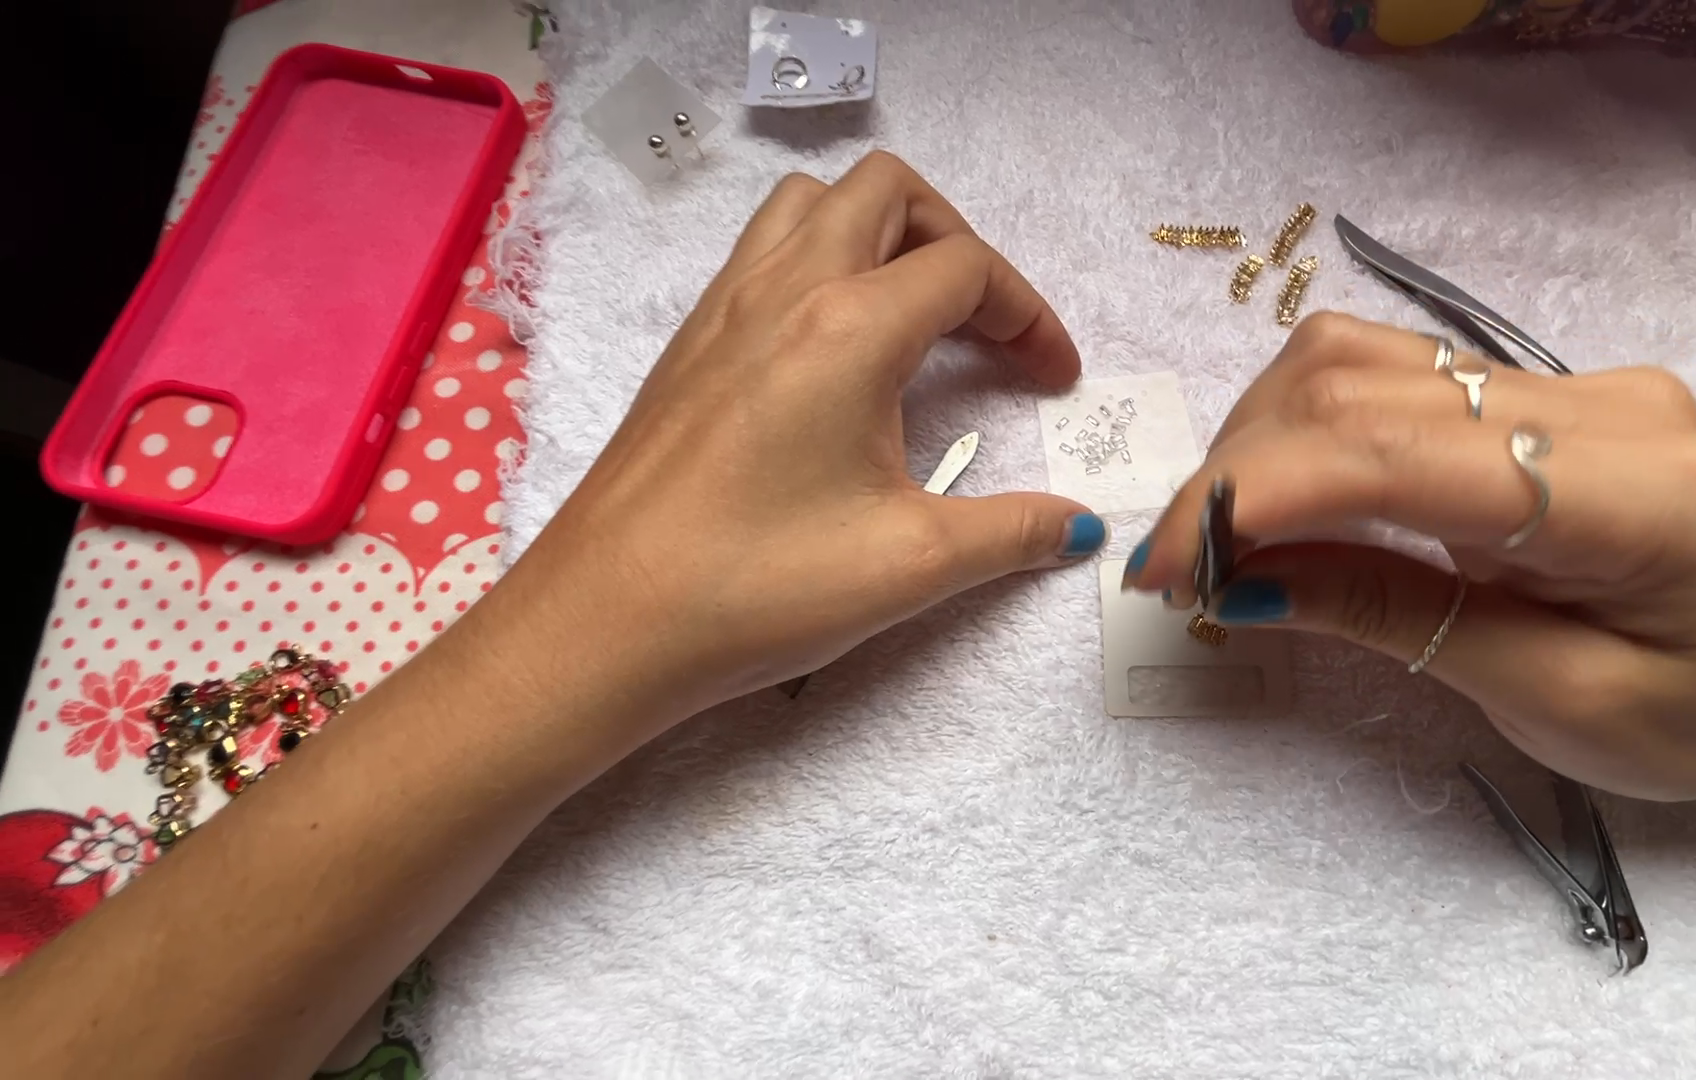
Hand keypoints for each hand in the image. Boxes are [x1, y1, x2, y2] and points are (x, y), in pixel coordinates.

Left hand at [486, 152, 1103, 724]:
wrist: (604, 624)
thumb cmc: (760, 588)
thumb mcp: (912, 564)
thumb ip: (1013, 532)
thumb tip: (1084, 528)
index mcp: (848, 328)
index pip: (967, 271)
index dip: (1031, 316)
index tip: (1055, 379)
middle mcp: (784, 289)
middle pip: (890, 196)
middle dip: (959, 245)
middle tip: (986, 327)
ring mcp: (724, 308)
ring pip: (815, 208)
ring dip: (882, 239)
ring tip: (913, 318)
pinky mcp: (690, 343)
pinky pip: (765, 253)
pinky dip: (822, 266)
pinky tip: (835, 352)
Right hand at [1125, 313, 1695, 802]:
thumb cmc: (1678, 720)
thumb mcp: (1536, 695)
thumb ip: (1385, 615)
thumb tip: (1238, 582)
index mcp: (1644, 494)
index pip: (1390, 456)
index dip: (1251, 497)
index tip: (1159, 566)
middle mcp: (1597, 402)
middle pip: (1350, 394)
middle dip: (1229, 479)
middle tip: (1168, 564)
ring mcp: (1550, 377)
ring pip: (1343, 362)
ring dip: (1246, 444)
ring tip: (1211, 530)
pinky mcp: (1506, 382)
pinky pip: (1363, 371)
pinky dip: (1283, 426)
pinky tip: (1265, 486)